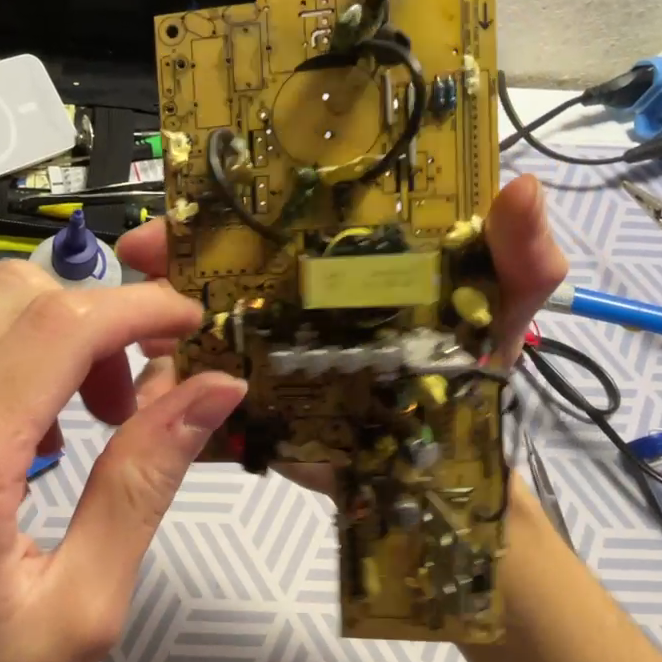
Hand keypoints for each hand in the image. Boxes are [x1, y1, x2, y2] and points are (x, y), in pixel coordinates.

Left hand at [0, 262, 245, 661]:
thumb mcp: (79, 610)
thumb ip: (143, 482)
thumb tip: (214, 389)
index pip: (59, 326)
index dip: (135, 306)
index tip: (183, 324)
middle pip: (8, 292)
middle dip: (88, 320)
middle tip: (118, 399)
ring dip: (29, 330)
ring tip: (52, 417)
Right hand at [116, 174, 568, 491]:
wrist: (438, 476)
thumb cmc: (470, 378)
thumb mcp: (505, 308)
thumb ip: (522, 257)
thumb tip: (520, 185)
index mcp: (340, 259)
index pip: (279, 213)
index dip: (233, 199)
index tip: (190, 200)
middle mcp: (293, 293)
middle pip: (219, 261)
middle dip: (173, 252)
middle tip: (142, 254)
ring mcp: (265, 347)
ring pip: (196, 318)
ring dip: (156, 313)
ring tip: (138, 321)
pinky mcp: (252, 399)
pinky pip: (200, 383)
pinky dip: (167, 382)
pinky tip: (146, 379)